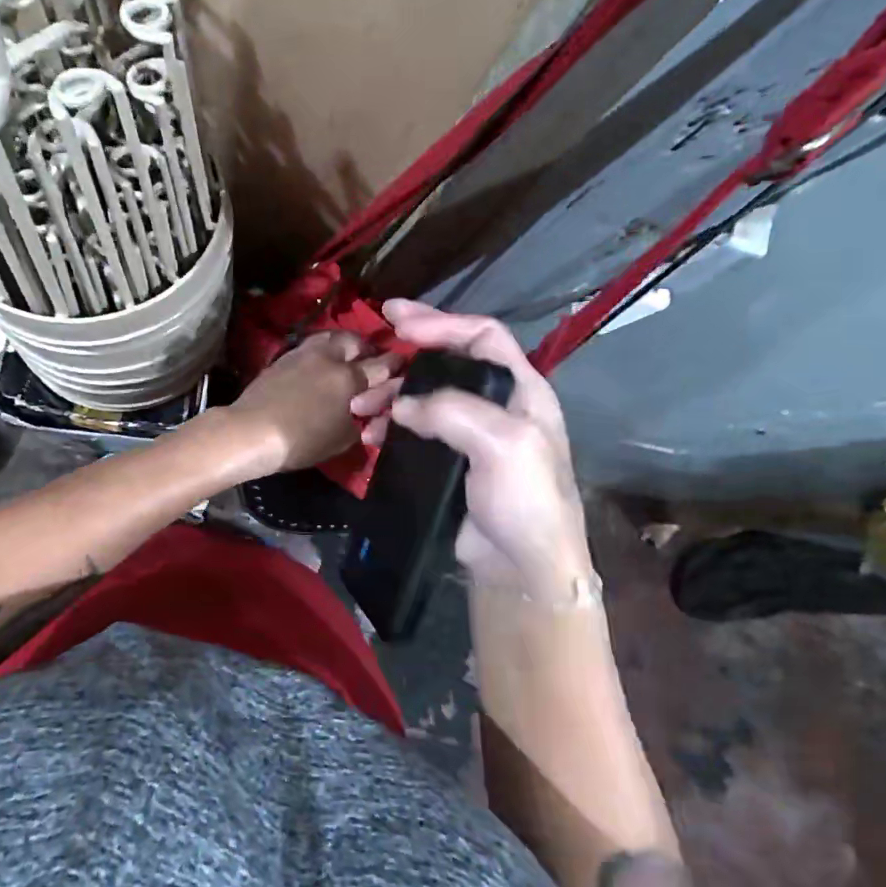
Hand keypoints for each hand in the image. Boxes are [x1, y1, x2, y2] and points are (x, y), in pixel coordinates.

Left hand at [224, 331, 399, 476]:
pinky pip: (310, 347)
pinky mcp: (283, 358)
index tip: (403, 362)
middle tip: (369, 361)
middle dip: (366, 348)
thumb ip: (361, 420)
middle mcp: (330, 357)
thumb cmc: (302, 441)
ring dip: (341, 345)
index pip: (382, 364)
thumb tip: (368, 409)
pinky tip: (319, 365)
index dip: (396, 363)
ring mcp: (304, 353)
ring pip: (330, 338)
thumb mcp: (343, 439)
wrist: (252, 431)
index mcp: (350, 378)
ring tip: (343, 359)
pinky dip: (321, 352)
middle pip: (355, 341)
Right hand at [352, 299, 589, 602]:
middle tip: (373, 350)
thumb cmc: (525, 497)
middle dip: (407, 356)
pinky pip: (412, 430)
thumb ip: (451, 410)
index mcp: (520, 389)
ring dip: (390, 394)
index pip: (481, 336)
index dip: (441, 323)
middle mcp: (495, 404)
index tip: (398, 319)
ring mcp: (469, 434)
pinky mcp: (446, 461)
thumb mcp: (501, 442)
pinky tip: (370, 433)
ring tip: (360, 407)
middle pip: (447, 362)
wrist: (520, 567)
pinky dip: (389, 425)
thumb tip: (401, 404)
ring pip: (423, 396)